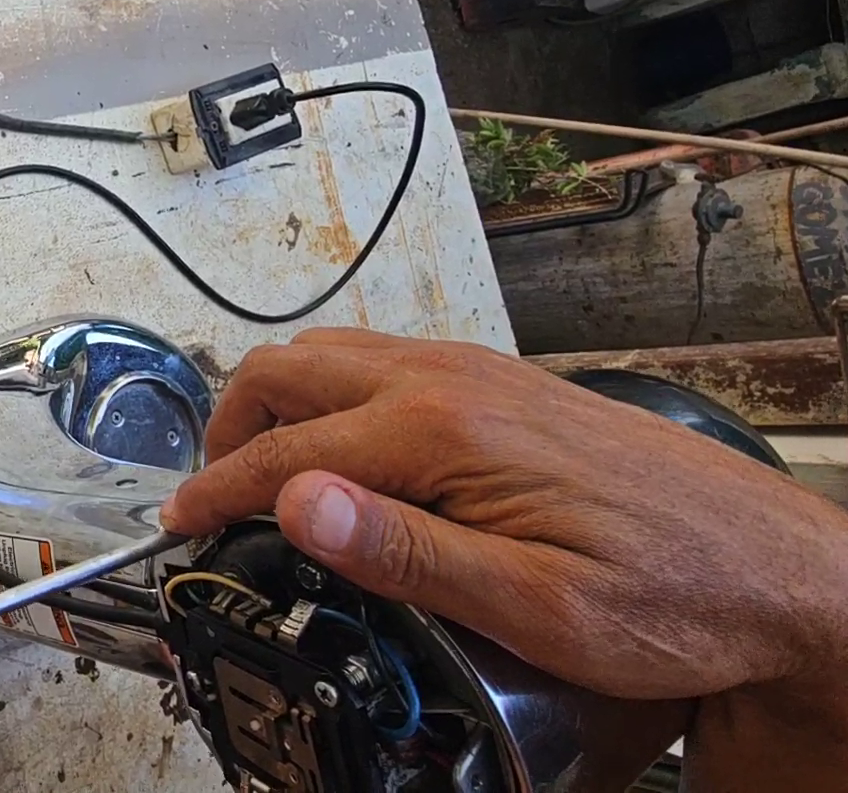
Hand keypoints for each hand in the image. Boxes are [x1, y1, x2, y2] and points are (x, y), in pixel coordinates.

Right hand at [158, 329, 847, 785]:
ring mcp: (458, 365)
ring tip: (275, 470)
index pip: (285, 453)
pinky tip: (344, 446)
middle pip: (281, 372)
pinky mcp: (482, 372)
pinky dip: (321, 395)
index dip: (217, 489)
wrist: (798, 576)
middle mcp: (433, 376)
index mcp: (435, 430)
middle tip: (223, 492)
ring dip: (273, 406)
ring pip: (317, 356)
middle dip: (230, 428)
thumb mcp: (538, 607)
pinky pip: (363, 359)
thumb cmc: (671, 605)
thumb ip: (404, 548)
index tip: (176, 520)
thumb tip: (290, 498)